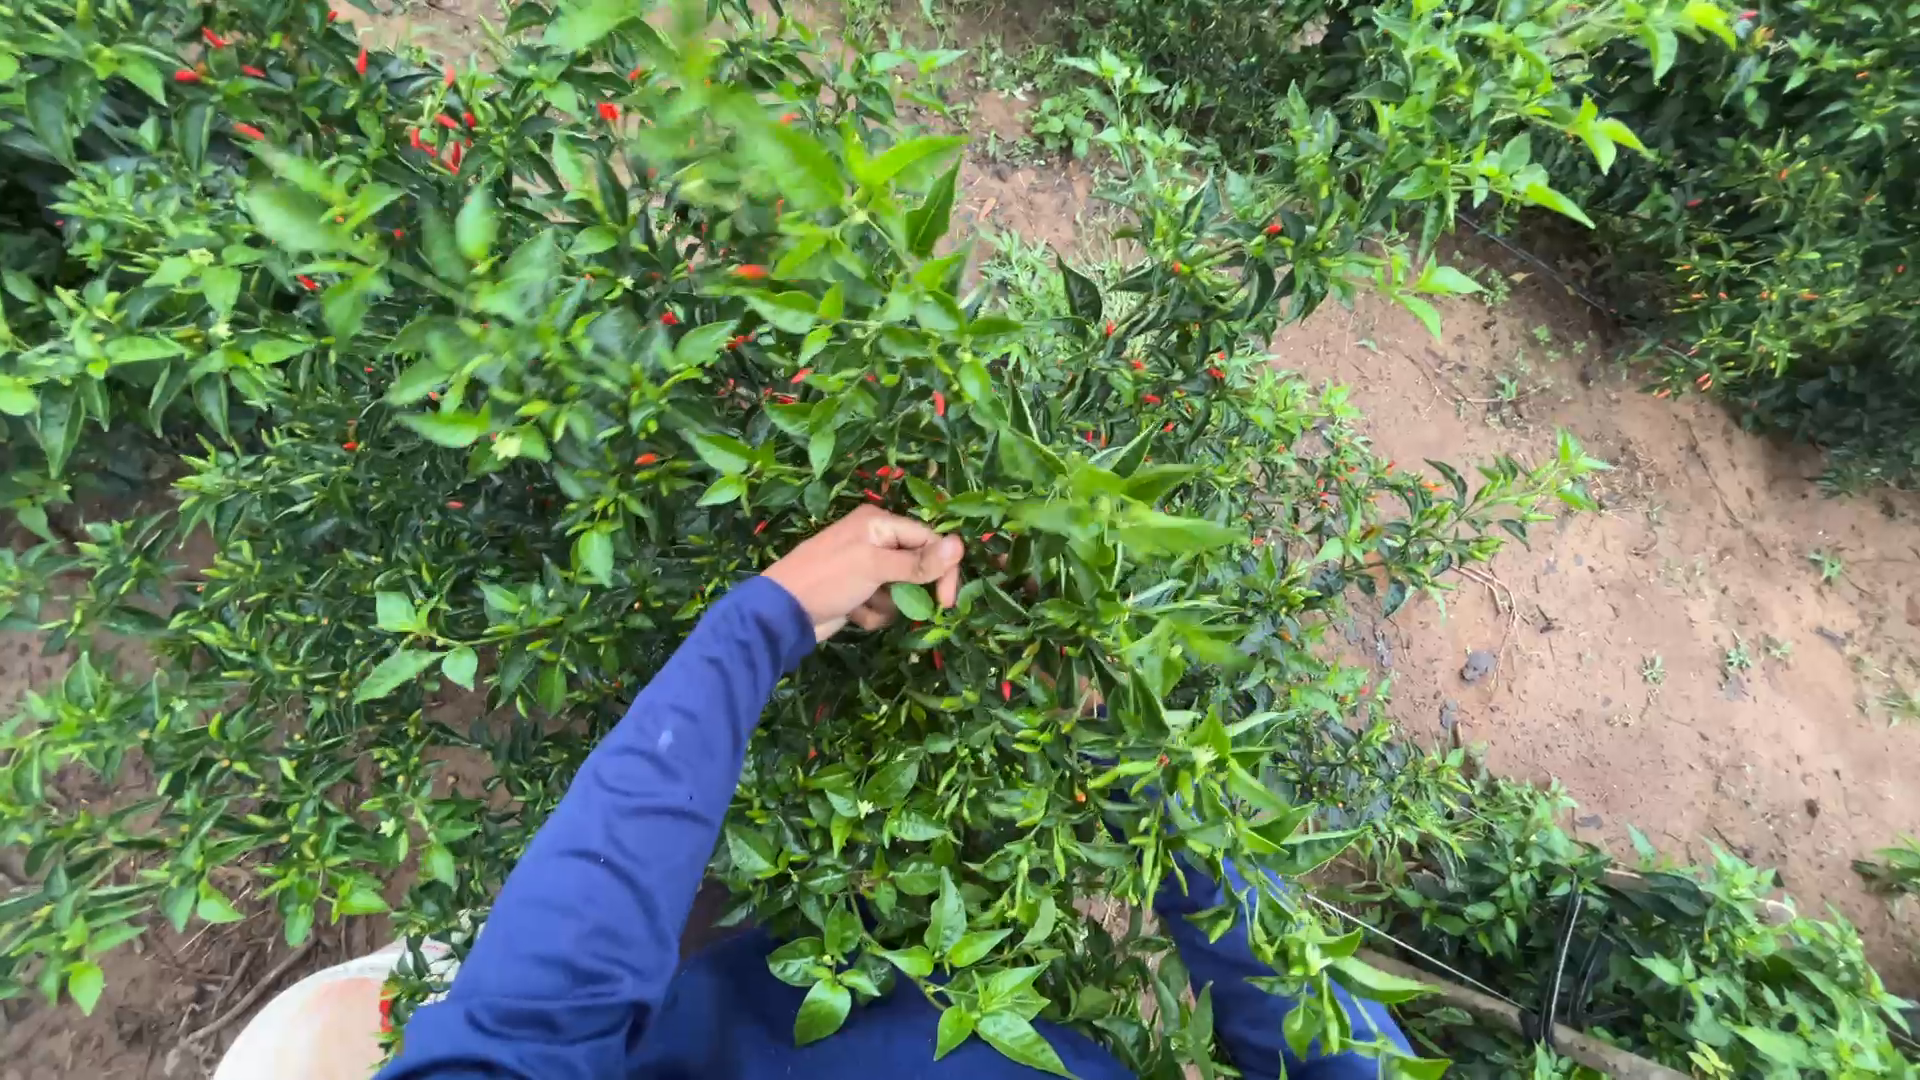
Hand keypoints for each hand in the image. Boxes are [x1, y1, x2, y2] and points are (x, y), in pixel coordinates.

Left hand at [762, 506, 964, 641]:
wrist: (782, 613)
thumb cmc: (828, 579)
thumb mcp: (875, 566)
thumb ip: (918, 561)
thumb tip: (960, 544)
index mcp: (879, 523)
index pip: (928, 540)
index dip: (942, 568)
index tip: (946, 601)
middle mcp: (875, 540)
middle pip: (917, 565)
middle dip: (912, 590)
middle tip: (916, 612)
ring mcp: (865, 567)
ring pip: (901, 589)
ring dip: (889, 604)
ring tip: (866, 606)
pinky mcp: (858, 592)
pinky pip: (883, 603)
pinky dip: (873, 612)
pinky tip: (854, 614)